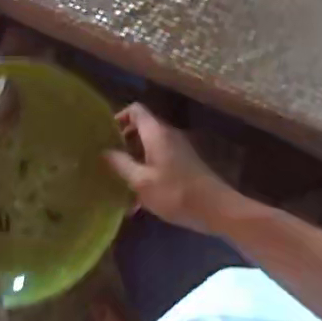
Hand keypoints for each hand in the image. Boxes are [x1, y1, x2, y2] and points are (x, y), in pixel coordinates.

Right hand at [104, 103, 241, 234]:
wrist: (216, 209)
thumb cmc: (175, 193)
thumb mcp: (141, 182)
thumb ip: (121, 164)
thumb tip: (105, 151)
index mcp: (156, 133)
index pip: (135, 110)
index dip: (118, 117)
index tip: (104, 136)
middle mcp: (168, 135)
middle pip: (142, 128)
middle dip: (123, 142)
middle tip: (108, 161)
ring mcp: (179, 149)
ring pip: (150, 146)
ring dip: (135, 160)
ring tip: (120, 182)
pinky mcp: (185, 164)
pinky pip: (160, 160)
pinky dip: (147, 170)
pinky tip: (139, 198)